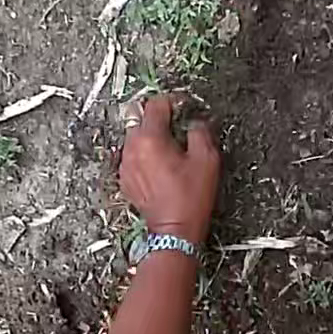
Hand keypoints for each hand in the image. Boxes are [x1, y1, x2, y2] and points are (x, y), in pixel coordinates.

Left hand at [119, 94, 218, 244]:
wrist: (174, 231)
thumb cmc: (191, 197)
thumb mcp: (207, 159)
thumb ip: (200, 131)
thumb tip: (195, 122)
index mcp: (151, 138)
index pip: (156, 104)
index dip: (173, 102)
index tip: (184, 109)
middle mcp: (132, 148)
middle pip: (142, 119)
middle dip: (160, 121)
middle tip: (179, 132)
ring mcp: (126, 165)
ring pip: (136, 138)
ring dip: (151, 139)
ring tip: (170, 153)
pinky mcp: (125, 180)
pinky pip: (133, 157)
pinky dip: (145, 157)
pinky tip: (161, 169)